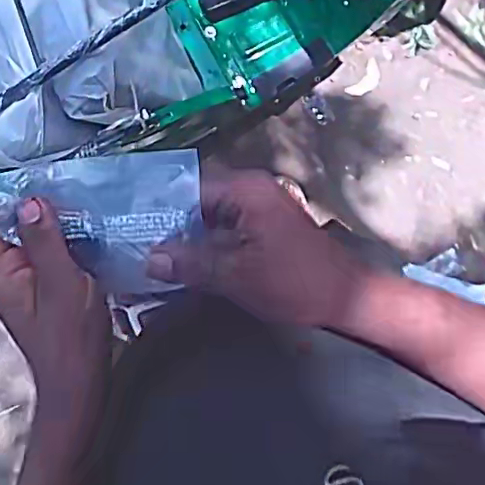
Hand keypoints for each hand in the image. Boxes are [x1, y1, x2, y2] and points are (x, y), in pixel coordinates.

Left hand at [0, 199, 110, 447]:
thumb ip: (44, 241)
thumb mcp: (61, 283)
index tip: (32, 177)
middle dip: (32, 203)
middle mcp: (7, 272)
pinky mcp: (48, 283)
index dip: (3, 197)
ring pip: (32, 235)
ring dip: (52, 218)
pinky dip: (64, 235)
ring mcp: (28, 279)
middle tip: (63, 182)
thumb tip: (28, 200)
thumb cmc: (70, 339)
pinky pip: (49, 248)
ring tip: (78, 196)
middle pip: (9, 224)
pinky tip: (88, 224)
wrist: (85, 386)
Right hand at [147, 166, 371, 327]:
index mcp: (245, 189)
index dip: (162, 207)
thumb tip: (150, 259)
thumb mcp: (237, 275)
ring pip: (213, 212)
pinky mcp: (267, 222)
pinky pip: (228, 223)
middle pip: (200, 197)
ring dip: (191, 232)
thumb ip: (192, 263)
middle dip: (173, 220)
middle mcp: (252, 187)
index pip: (190, 186)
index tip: (137, 224)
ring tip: (159, 252)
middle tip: (142, 240)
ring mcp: (261, 204)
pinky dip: (209, 239)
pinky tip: (191, 259)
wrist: (348, 298)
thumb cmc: (295, 282)